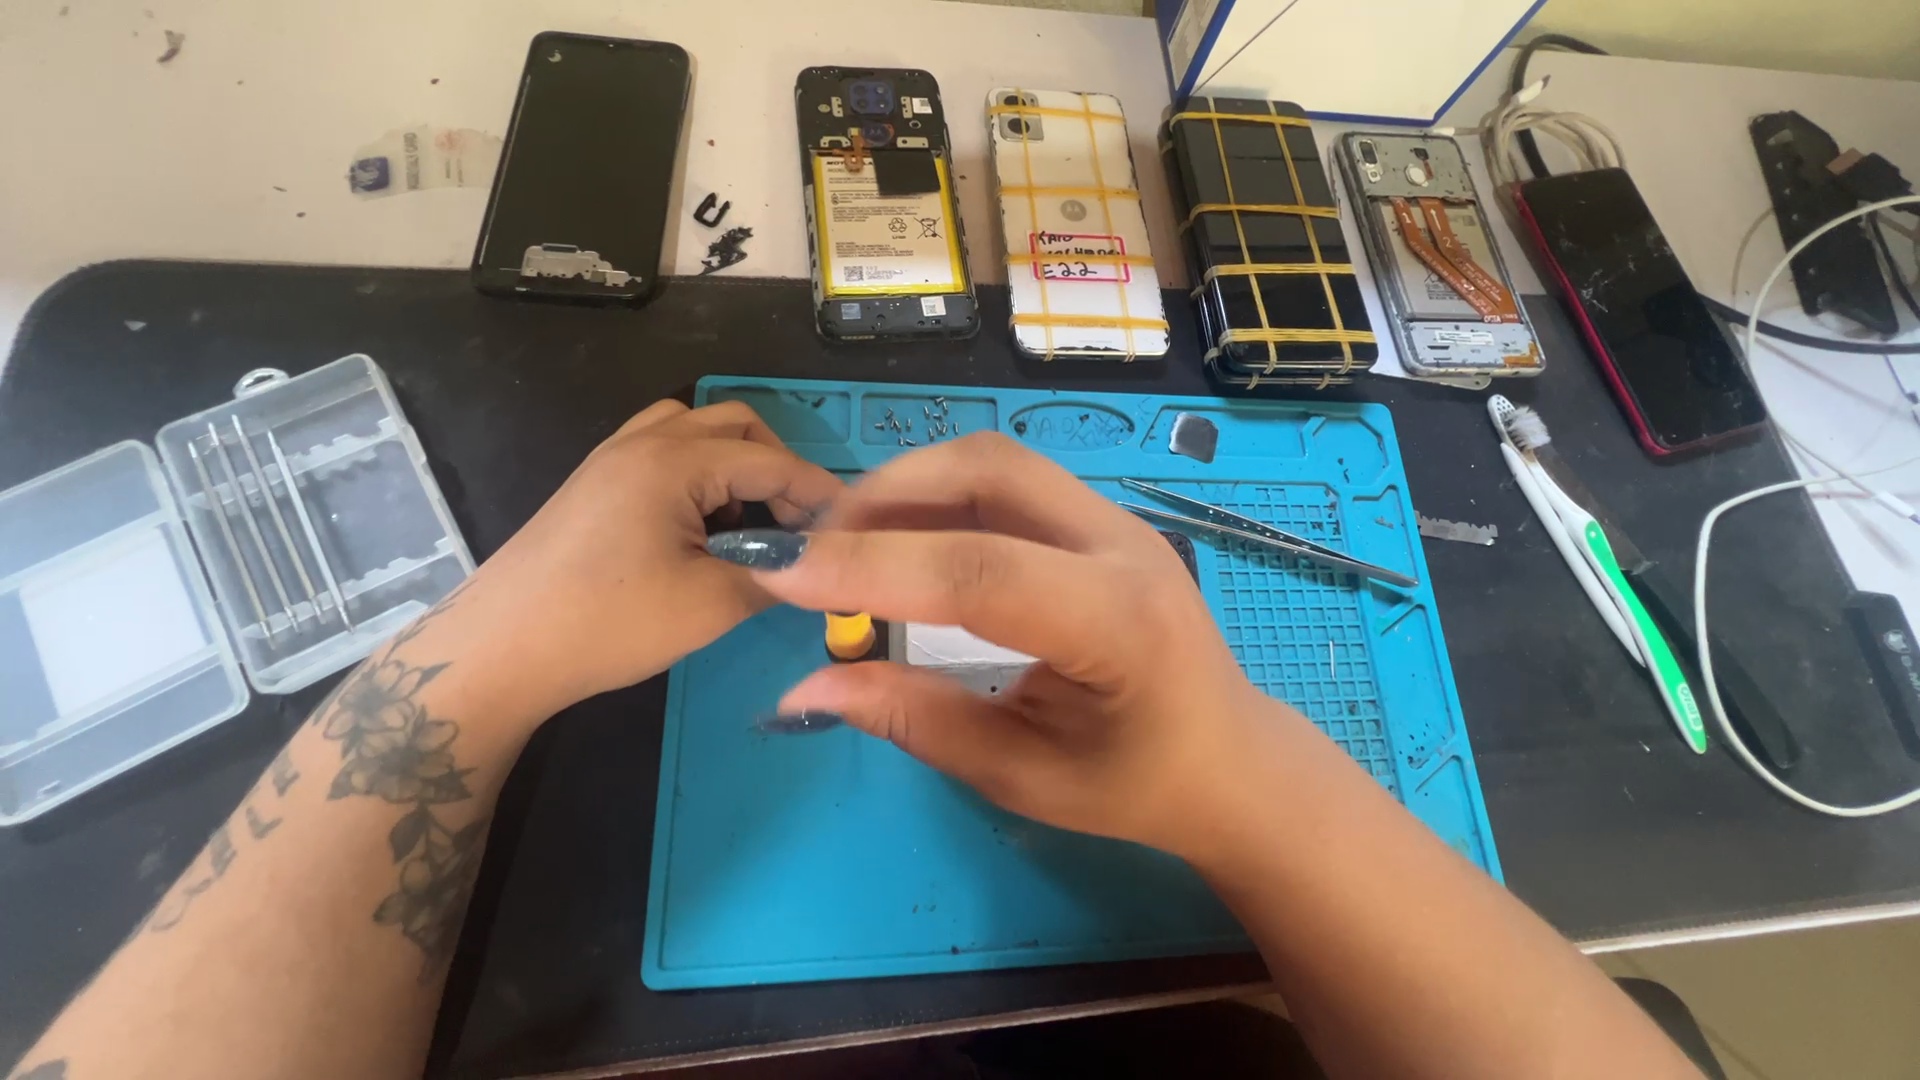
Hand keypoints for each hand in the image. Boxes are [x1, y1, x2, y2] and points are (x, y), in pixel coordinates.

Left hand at [457, 400, 841, 716]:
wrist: (500, 652)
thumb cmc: (608, 624)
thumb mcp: (710, 605)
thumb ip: (777, 576)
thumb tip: (817, 569)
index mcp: (674, 461)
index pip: (772, 462)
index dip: (820, 494)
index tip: (851, 529)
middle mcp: (643, 442)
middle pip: (737, 425)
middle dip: (780, 467)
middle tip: (798, 524)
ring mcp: (613, 458)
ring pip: (696, 430)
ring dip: (738, 463)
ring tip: (750, 521)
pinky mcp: (596, 483)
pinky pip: (665, 451)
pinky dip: (701, 472)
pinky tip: (702, 524)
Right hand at [732, 433, 1311, 860]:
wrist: (1230, 759)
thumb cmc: (1136, 785)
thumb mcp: (1021, 772)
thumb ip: (915, 719)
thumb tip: (807, 686)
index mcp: (1118, 622)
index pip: (980, 572)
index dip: (871, 567)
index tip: (780, 576)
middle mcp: (1122, 545)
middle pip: (987, 472)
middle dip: (884, 496)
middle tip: (816, 552)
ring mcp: (1116, 520)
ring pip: (993, 461)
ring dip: (908, 487)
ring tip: (847, 543)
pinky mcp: (1099, 518)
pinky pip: (1006, 482)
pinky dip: (939, 498)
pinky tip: (903, 540)